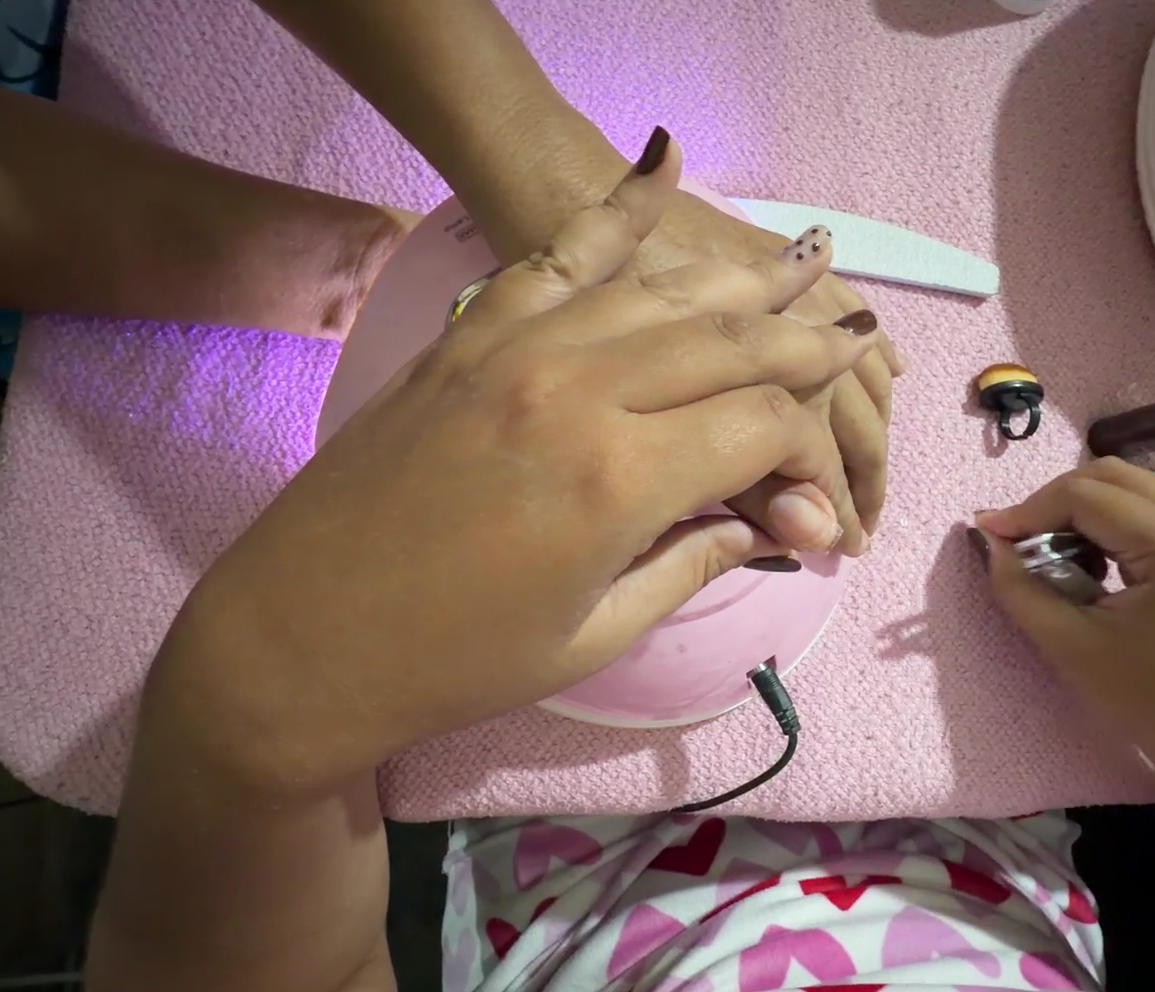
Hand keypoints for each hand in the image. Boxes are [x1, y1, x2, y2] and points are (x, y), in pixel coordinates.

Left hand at [147, 135, 877, 793]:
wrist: (297, 640)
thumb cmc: (456, 663)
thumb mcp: (595, 633)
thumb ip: (697, 559)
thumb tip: (785, 526)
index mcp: (620, 480)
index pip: (764, 427)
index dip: (812, 461)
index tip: (822, 505)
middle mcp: (581, 390)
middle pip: (729, 343)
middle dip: (806, 344)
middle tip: (857, 338)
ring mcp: (519, 347)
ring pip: (663, 291)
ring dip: (742, 280)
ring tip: (806, 264)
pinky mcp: (471, 335)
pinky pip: (562, 256)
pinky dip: (618, 211)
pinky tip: (663, 164)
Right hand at [972, 459, 1154, 788]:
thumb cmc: (1147, 700)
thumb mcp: (1068, 643)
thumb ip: (1018, 585)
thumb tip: (990, 540)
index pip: (1085, 495)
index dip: (1028, 510)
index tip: (989, 535)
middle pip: (1111, 476)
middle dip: (1052, 502)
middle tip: (1017, 541)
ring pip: (1129, 489)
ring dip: (1078, 512)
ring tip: (1050, 556)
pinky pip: (1148, 511)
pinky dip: (1107, 524)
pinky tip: (1088, 563)